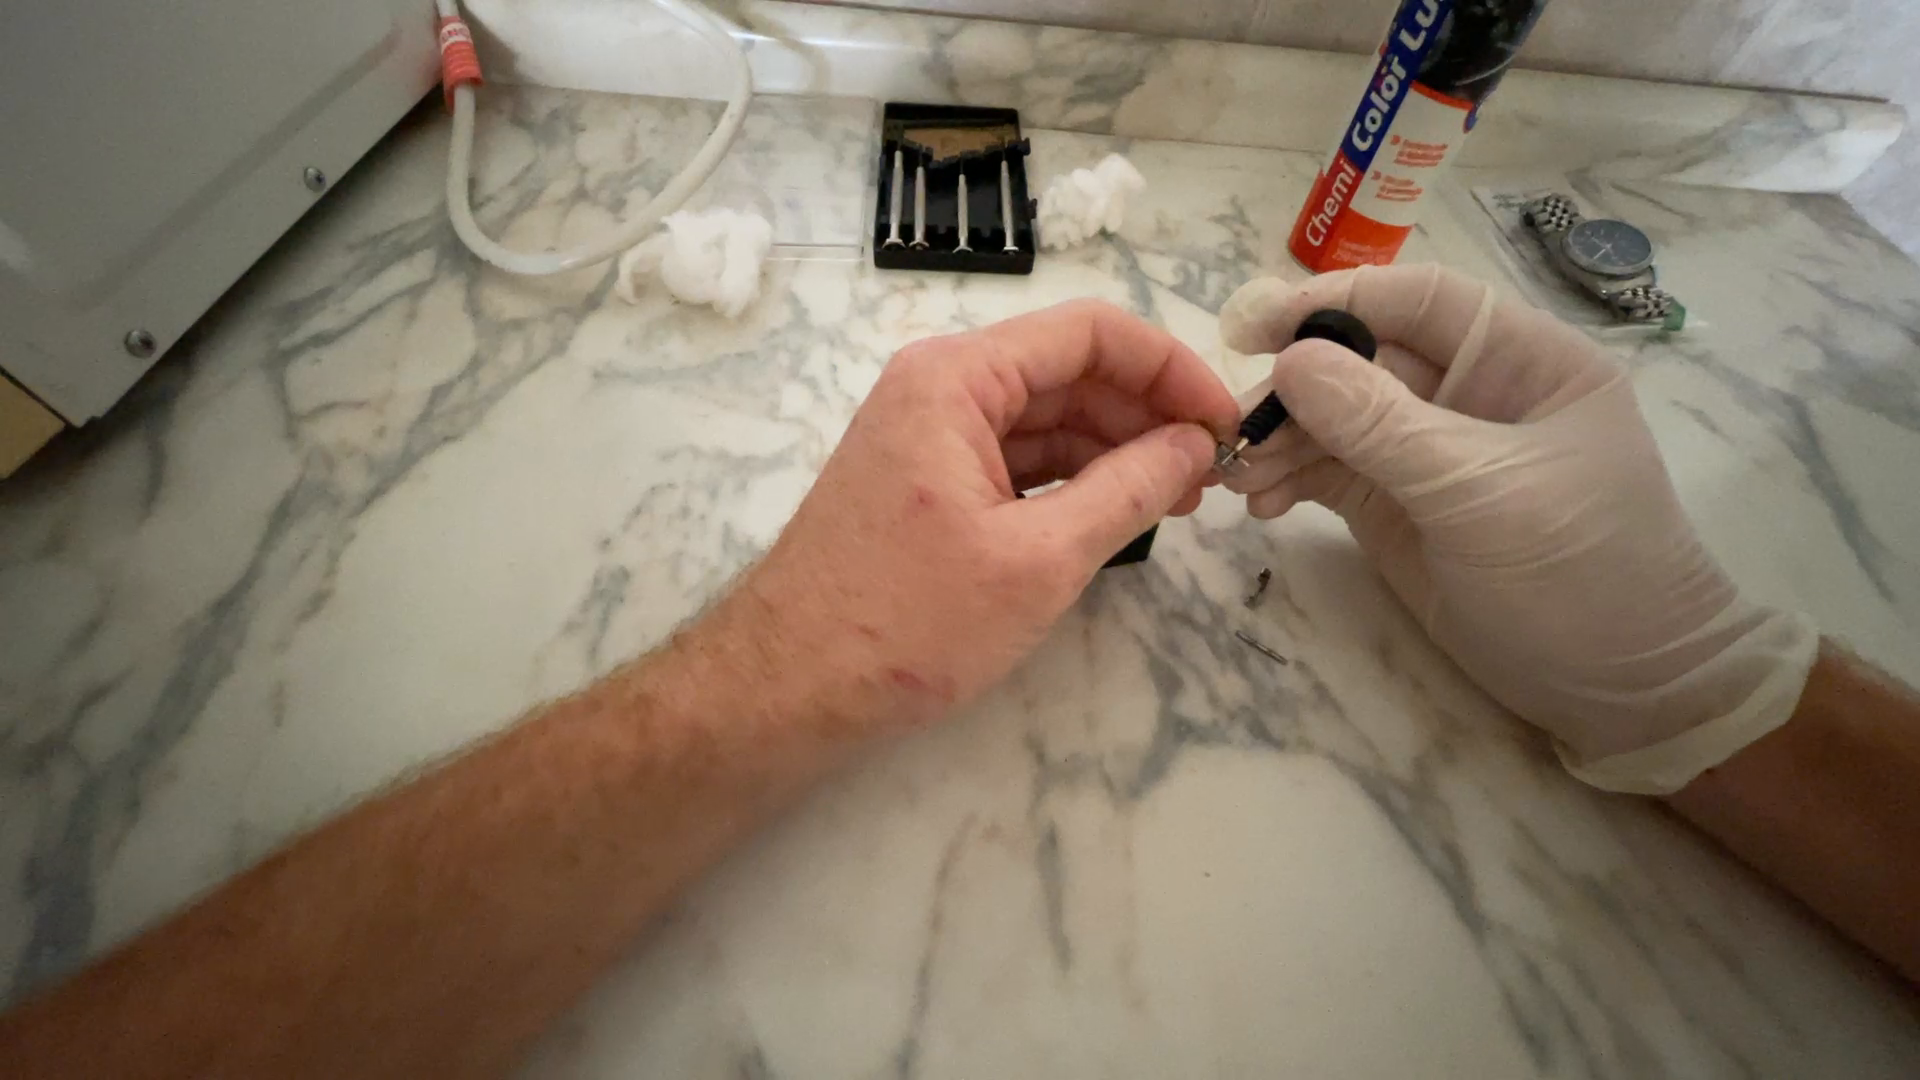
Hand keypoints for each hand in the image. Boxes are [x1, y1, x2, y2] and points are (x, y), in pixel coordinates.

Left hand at [732, 299, 1238, 733]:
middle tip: (1209, 474)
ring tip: (1177, 498)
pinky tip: (1113, 511)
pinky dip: (1069, 481)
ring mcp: (928, 436)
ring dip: (1113, 452)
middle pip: (1067, 374)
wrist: (791, 684)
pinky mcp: (927, 482)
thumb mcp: (1039, 558)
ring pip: (1043, 421)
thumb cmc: (911, 622)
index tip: (1223, 423)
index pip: (1090, 333)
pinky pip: (1014, 462)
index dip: (1170, 369)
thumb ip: (1129, 489)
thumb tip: (1193, 445)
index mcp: (957, 378)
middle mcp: (938, 388)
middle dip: (1146, 416)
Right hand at [1218, 264, 1816, 792]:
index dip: (1333, 304)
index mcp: (1516, 361)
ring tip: (1237, 481)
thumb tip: (1289, 363)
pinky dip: (1285, 482)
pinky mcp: (1386, 499)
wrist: (1606, 683)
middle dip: (1291, 396)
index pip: (1415, 302)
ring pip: (1327, 421)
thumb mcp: (1480, 490)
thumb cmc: (1577, 572)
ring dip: (1277, 445)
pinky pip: (1322, 472)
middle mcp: (1461, 393)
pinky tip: (1261, 506)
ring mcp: (1418, 450)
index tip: (1252, 331)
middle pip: (1355, 365)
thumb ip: (1382, 425)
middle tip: (1235, 435)